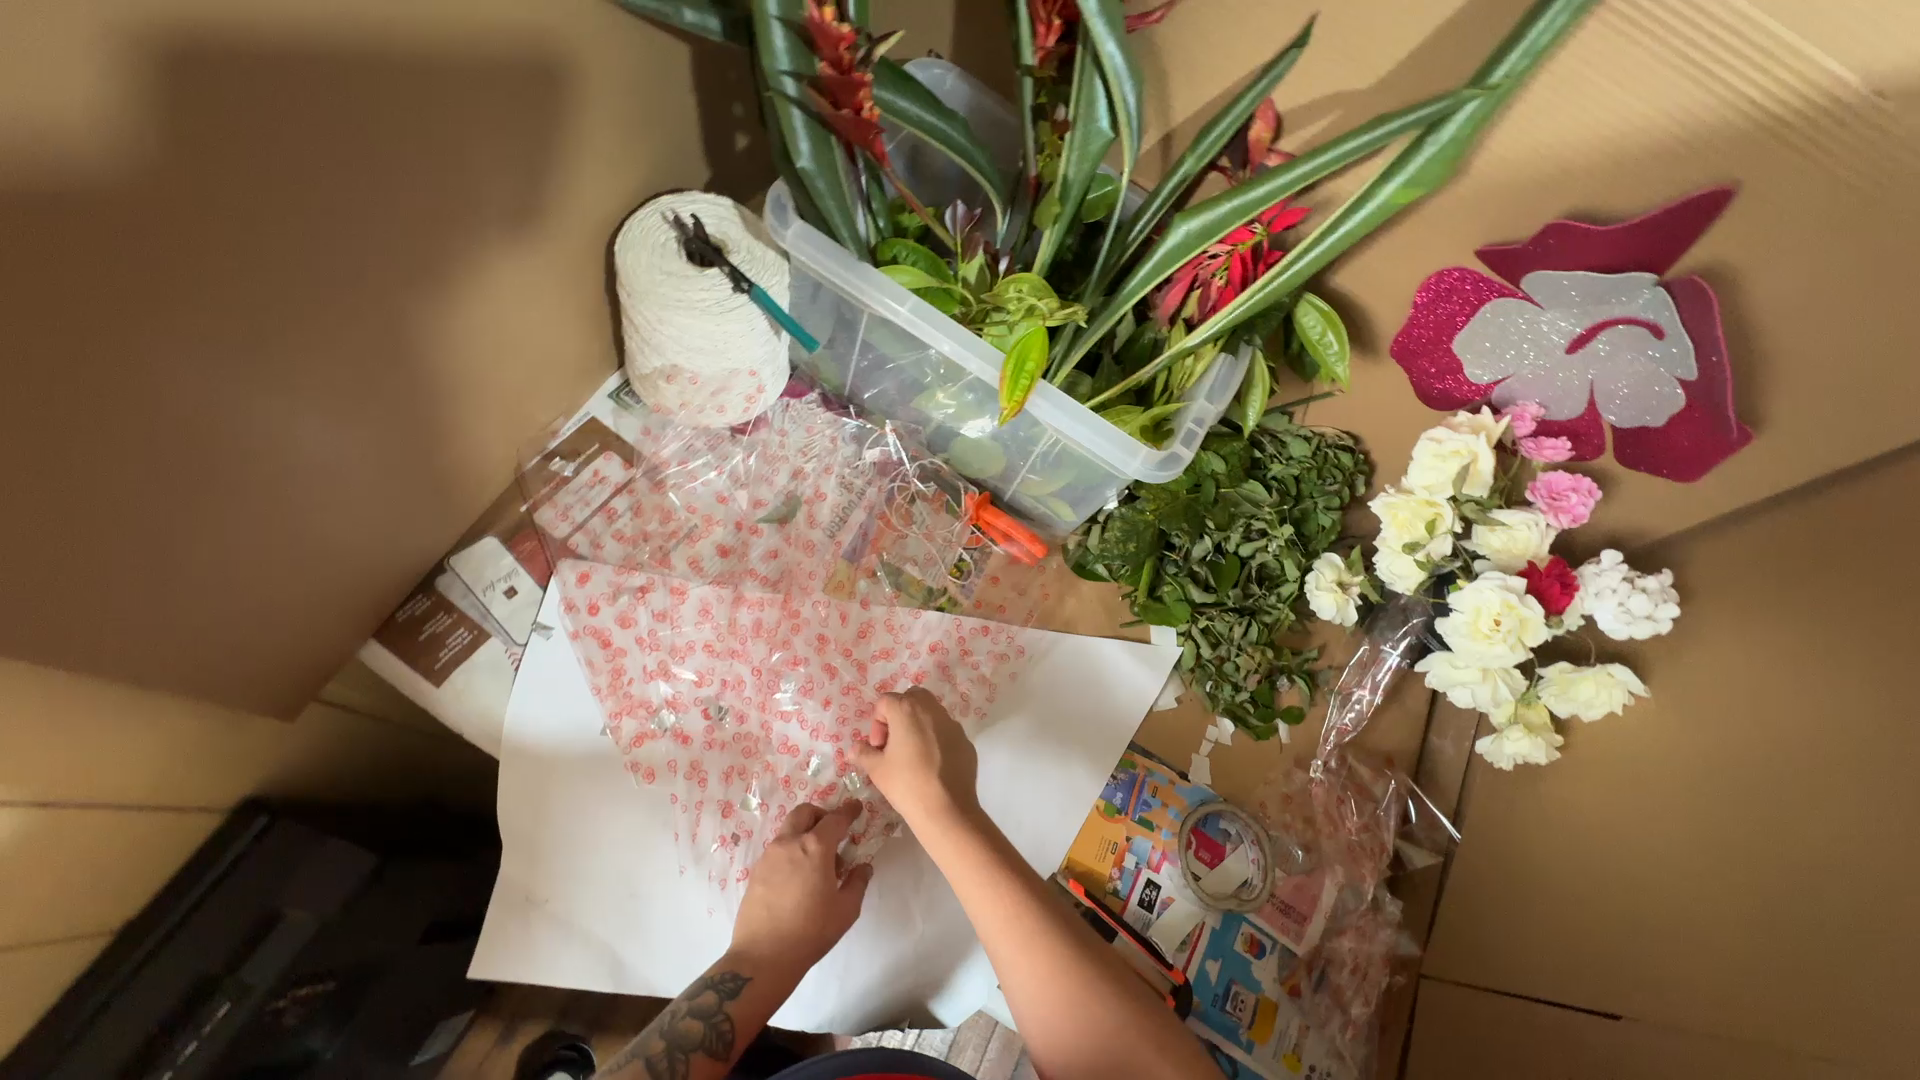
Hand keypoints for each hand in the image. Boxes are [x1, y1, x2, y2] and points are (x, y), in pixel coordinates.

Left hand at [730, 802, 873, 976]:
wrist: (763, 957)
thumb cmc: (811, 931)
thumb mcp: (846, 910)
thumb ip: (858, 882)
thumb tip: (863, 867)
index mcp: (815, 847)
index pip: (835, 818)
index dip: (848, 811)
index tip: (856, 807)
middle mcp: (789, 843)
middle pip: (805, 813)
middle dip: (821, 815)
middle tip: (833, 834)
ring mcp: (769, 856)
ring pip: (788, 831)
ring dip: (805, 835)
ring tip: (817, 865)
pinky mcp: (756, 872)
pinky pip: (777, 850)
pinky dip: (791, 852)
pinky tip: (798, 880)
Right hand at [853, 687, 980, 828]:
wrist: (947, 809)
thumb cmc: (906, 784)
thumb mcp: (877, 769)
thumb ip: (863, 753)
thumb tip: (854, 749)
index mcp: (907, 710)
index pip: (885, 701)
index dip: (877, 723)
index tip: (879, 748)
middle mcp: (932, 710)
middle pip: (912, 697)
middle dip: (899, 715)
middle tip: (894, 743)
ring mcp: (953, 724)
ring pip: (932, 713)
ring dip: (919, 725)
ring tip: (912, 755)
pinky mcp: (966, 741)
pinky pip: (946, 732)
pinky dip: (936, 740)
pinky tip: (932, 766)